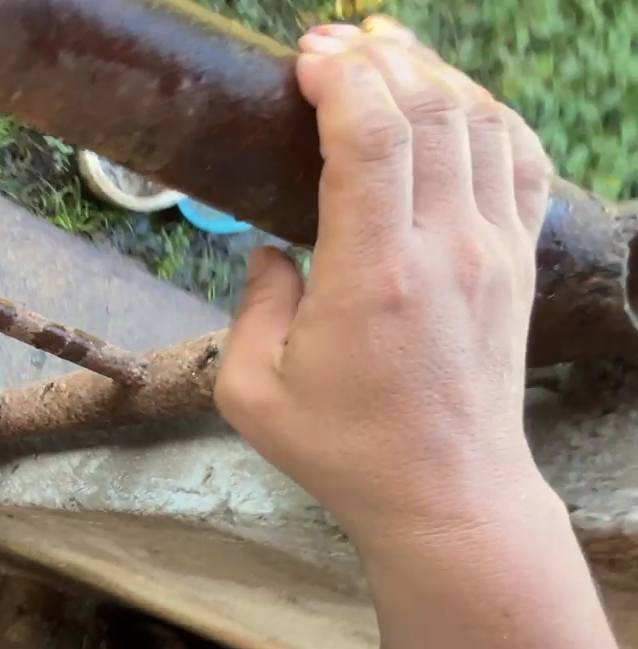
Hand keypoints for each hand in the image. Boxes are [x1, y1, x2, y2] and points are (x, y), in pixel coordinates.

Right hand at [215, 17, 555, 552]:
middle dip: (382, 61)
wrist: (442, 485)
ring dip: (434, 75)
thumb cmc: (333, 445)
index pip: (374, 145)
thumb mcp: (250, 391)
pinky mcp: (514, 259)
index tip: (307, 55)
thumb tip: (271, 250)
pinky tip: (456, 102)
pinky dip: (486, 115)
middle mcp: (444, 247)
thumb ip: (254, 309)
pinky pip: (517, 160)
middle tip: (332, 39)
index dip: (343, 84)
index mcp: (372, 278)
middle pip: (432, 116)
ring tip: (387, 51)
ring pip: (481, 125)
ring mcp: (493, 248)